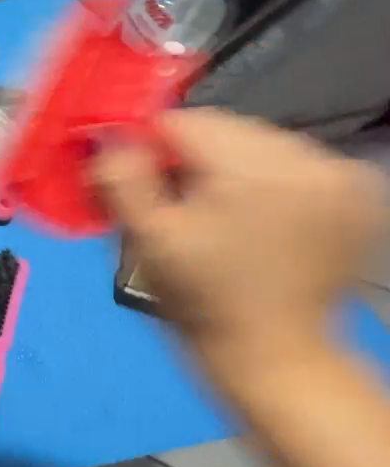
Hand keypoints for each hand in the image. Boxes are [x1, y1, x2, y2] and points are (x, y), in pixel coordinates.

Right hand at [91, 109, 386, 369]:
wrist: (270, 345)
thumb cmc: (197, 291)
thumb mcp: (145, 234)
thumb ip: (123, 176)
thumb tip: (109, 135)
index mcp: (259, 172)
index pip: (187, 121)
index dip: (147, 142)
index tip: (127, 172)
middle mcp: (313, 163)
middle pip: (226, 127)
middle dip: (187, 152)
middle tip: (163, 193)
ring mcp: (343, 178)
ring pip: (258, 142)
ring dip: (224, 162)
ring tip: (207, 205)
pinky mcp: (356, 195)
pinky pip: (292, 162)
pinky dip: (262, 176)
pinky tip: (248, 209)